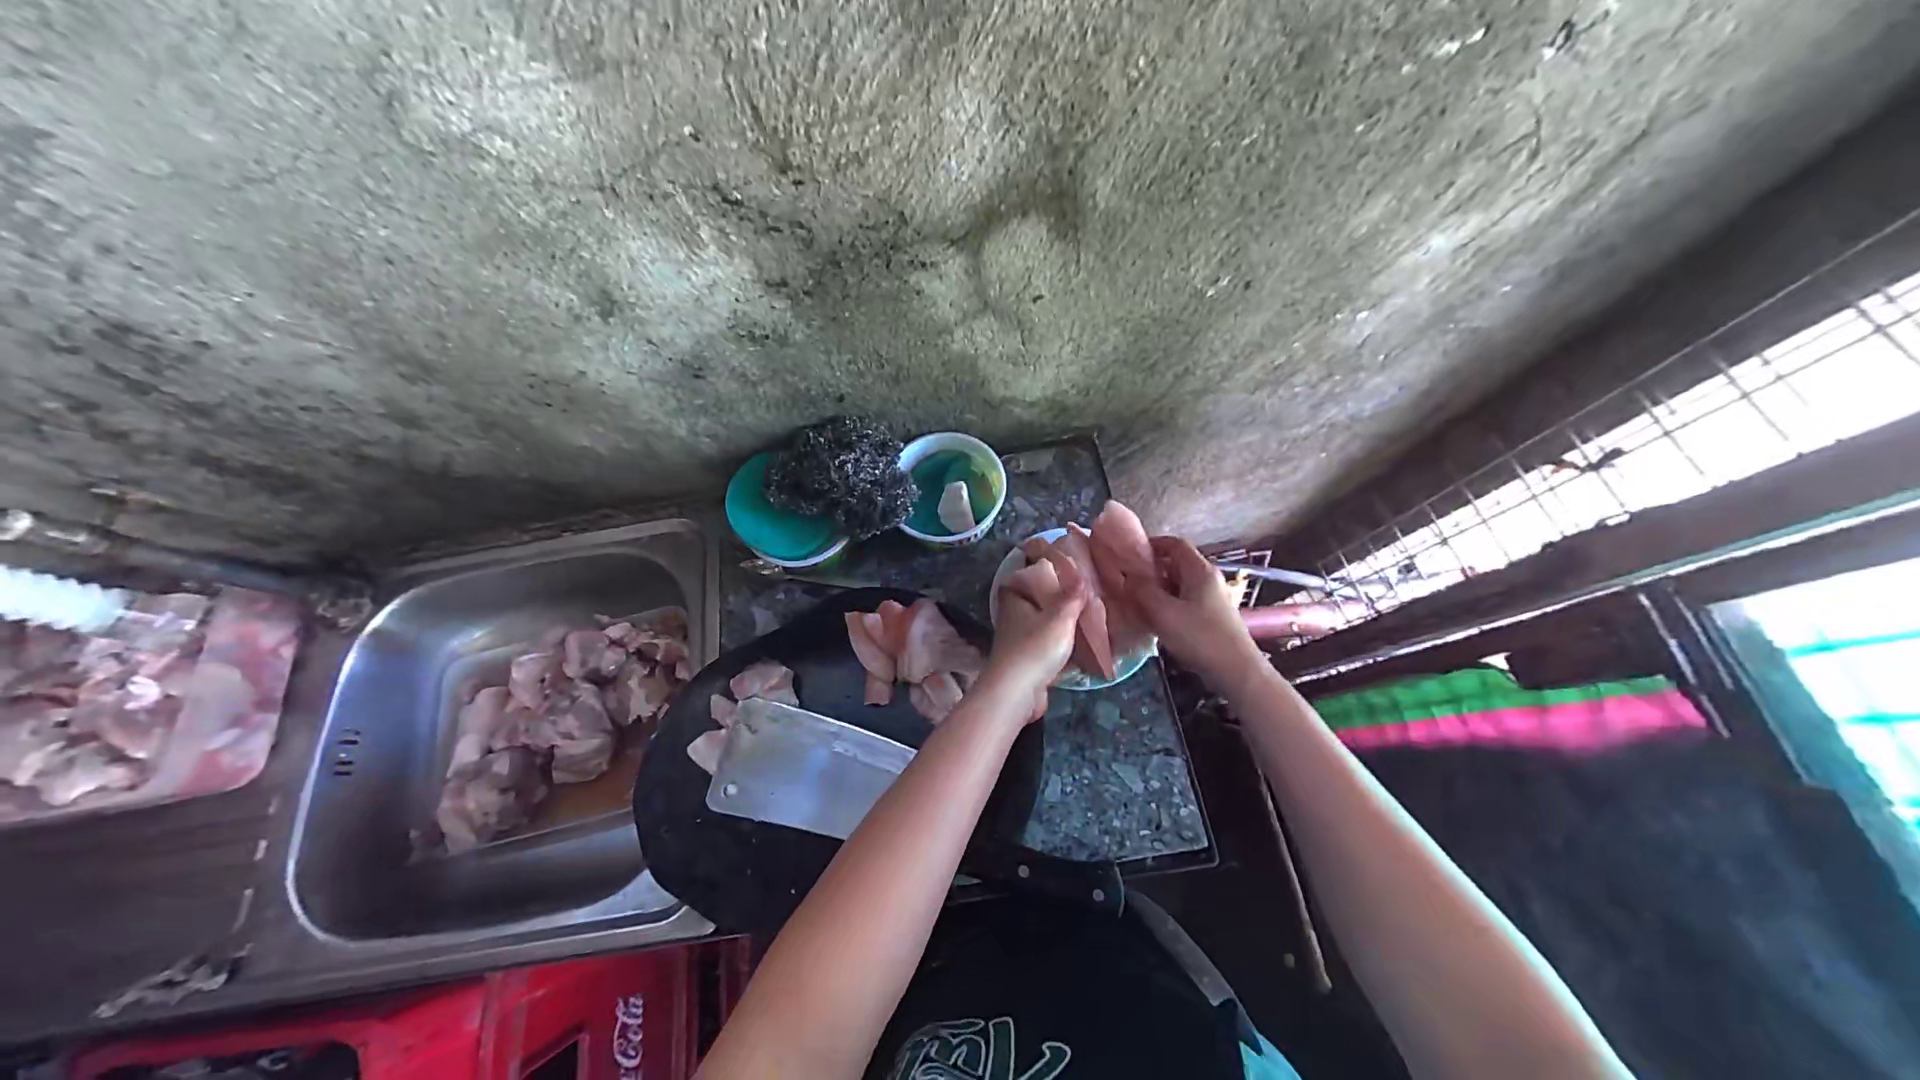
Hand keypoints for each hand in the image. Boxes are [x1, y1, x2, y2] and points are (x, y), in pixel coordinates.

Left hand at [985, 557, 1088, 721]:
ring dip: (1060, 620)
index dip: (1042, 567)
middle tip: (1083, 589)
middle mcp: (1014, 616)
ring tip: (1087, 614)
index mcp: (1016, 598)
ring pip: (1042, 623)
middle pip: (1037, 599)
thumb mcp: (1060, 617)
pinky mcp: (1027, 661)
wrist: (1017, 693)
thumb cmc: (1035, 647)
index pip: (1027, 574)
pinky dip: (1061, 643)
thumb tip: (1078, 568)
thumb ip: (1072, 594)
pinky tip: (1080, 643)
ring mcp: (1019, 639)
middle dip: (1056, 595)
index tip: (1064, 562)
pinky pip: (1048, 645)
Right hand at [1125, 536, 1265, 689]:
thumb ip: (1142, 590)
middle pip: (1176, 564)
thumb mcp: (1163, 612)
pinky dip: (1168, 604)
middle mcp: (1208, 579)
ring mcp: (1212, 598)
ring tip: (1136, 602)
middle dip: (1151, 570)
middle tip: (1128, 581)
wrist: (1236, 671)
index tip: (1129, 554)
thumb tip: (1127, 575)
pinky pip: (1185, 601)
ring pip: (1180, 584)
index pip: (1175, 544)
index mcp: (1200, 570)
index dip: (1152, 544)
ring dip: (1158, 589)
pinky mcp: (1212, 616)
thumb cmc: (1199, 637)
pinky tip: (1155, 620)